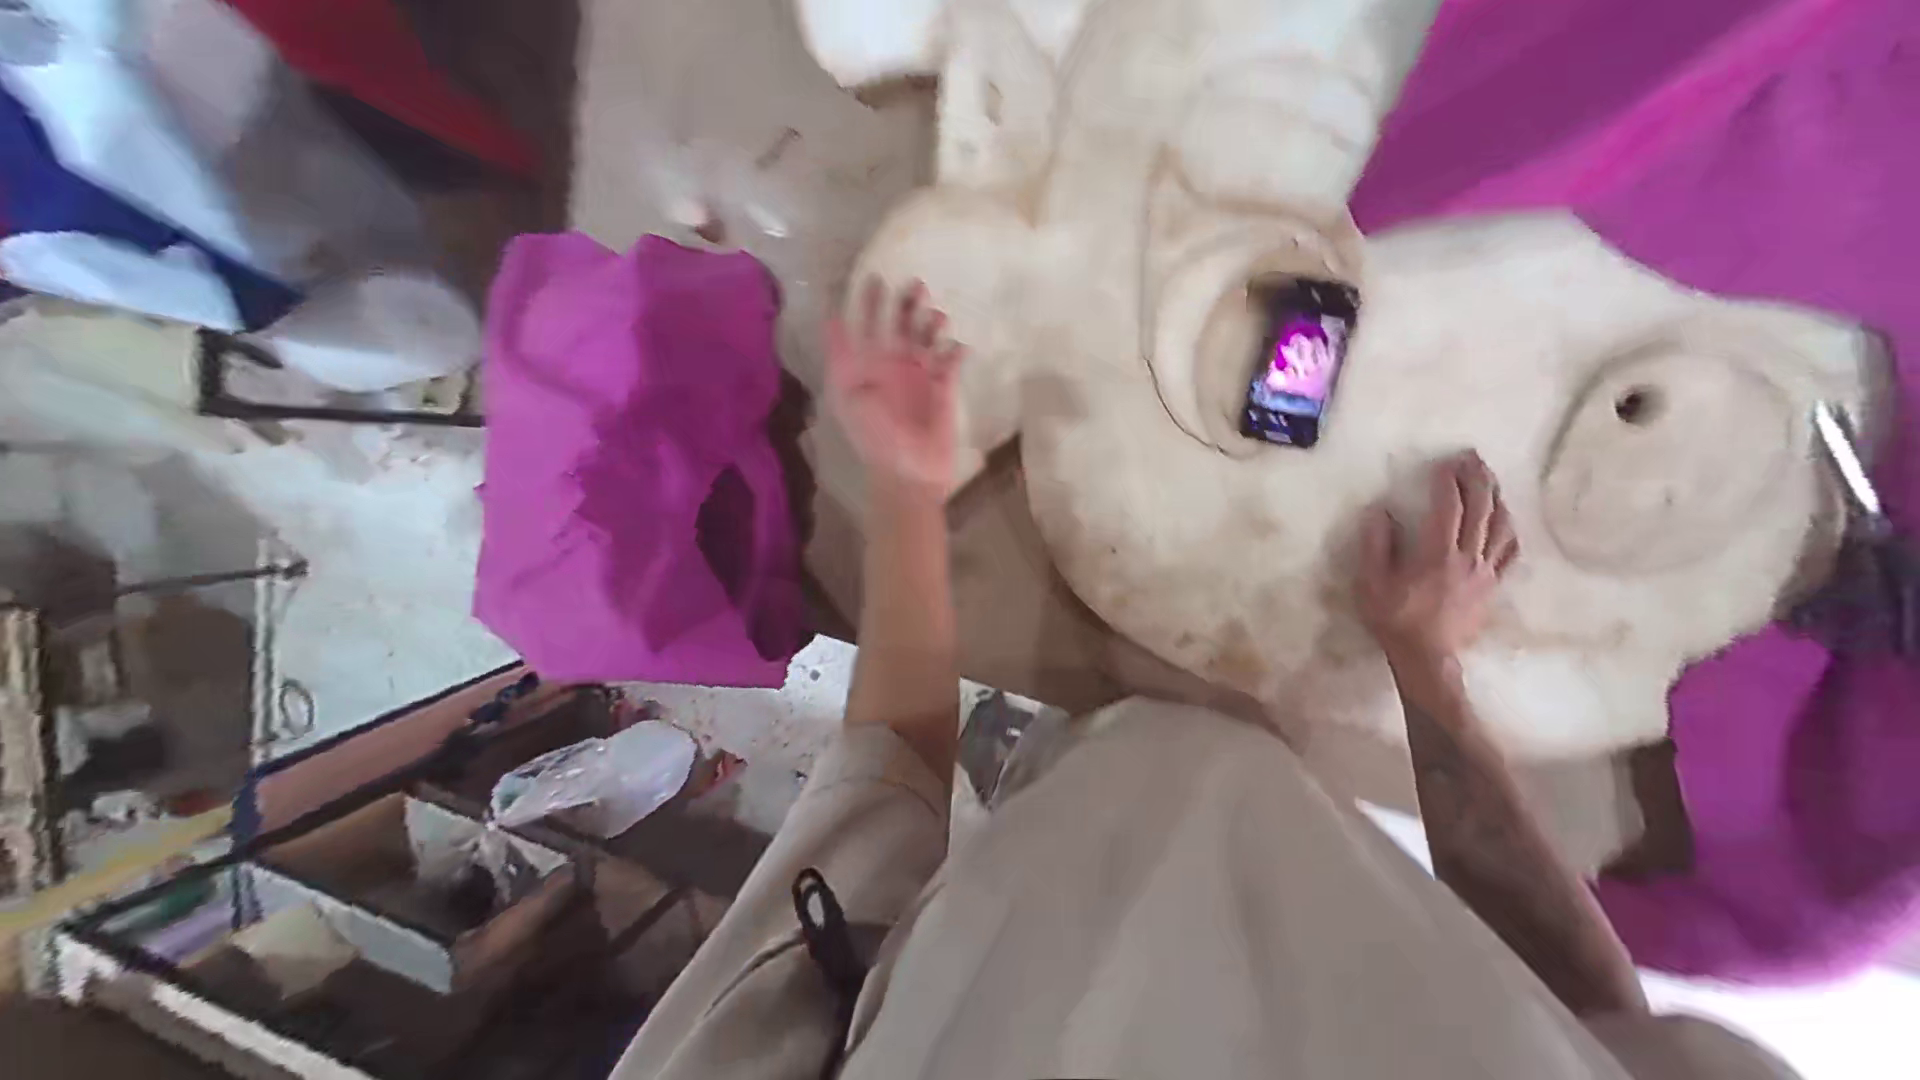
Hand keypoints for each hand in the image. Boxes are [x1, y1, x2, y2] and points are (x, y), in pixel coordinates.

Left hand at [827, 277, 966, 496]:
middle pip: (898, 323)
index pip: (863, 326)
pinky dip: (955, 349)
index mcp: (865, 366)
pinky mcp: (943, 387)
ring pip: (926, 335)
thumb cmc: (876, 438)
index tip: (875, 278)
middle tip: (915, 285)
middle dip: (905, 302)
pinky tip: (956, 347)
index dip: (866, 302)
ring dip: (931, 321)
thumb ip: (843, 359)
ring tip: (936, 316)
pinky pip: (950, 359)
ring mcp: (919, 374)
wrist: (909, 472)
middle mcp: (891, 364)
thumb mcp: (850, 399)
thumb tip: (830, 320)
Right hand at [1355, 451, 1519, 690]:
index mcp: (1436, 554)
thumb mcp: (1370, 583)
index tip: (1443, 464)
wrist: (1426, 656)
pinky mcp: (1493, 585)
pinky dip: (1508, 529)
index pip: (1447, 508)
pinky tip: (1505, 519)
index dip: (1447, 483)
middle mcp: (1467, 558)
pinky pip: (1510, 551)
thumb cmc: (1393, 619)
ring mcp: (1486, 571)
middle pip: (1481, 510)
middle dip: (1477, 480)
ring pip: (1501, 526)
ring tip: (1490, 481)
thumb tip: (1380, 512)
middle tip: (1472, 458)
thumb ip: (1376, 546)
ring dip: (1497, 498)